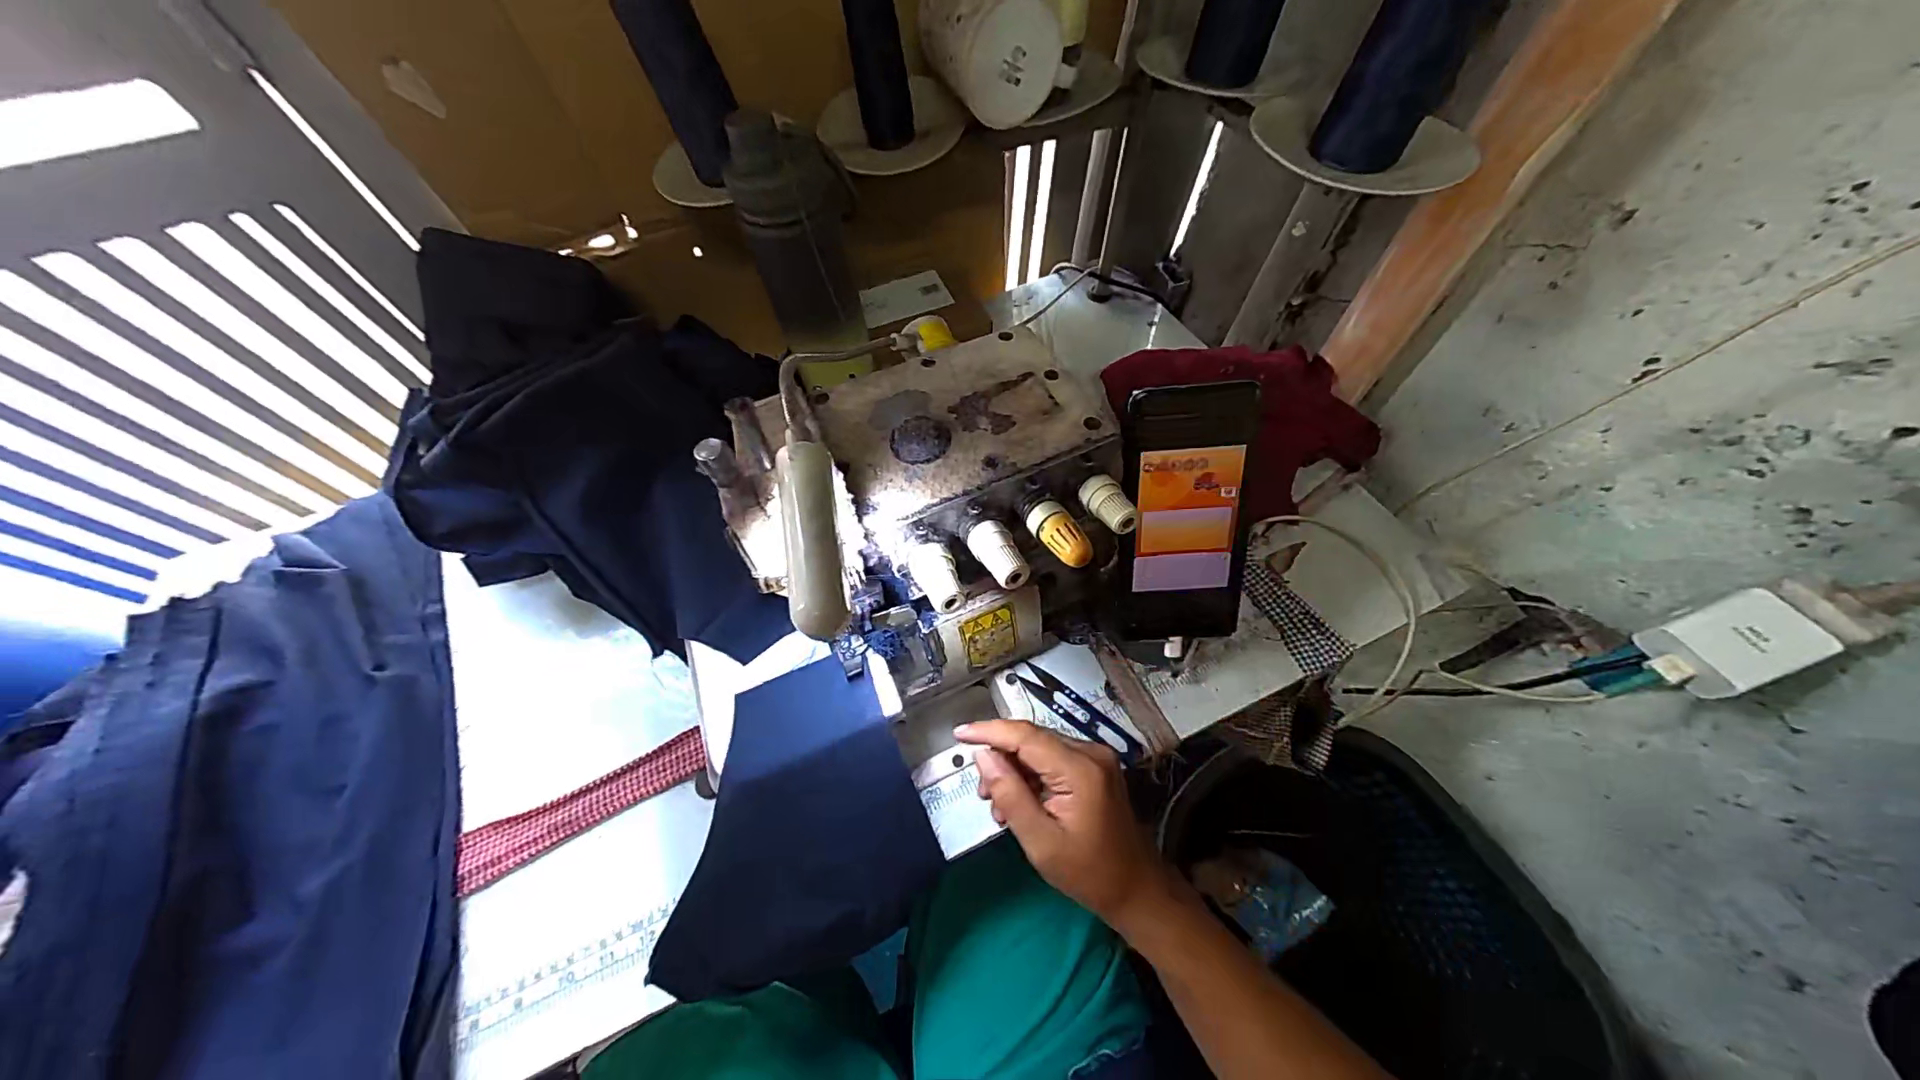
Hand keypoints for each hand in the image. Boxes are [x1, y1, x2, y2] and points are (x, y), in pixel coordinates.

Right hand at [953, 719, 1178, 927]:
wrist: (1136, 889)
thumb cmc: (1089, 873)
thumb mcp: (1040, 841)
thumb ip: (1010, 794)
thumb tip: (983, 757)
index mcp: (1080, 769)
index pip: (1026, 736)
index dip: (989, 732)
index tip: (959, 734)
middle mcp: (1090, 753)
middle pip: (1031, 740)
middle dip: (1000, 760)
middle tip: (984, 794)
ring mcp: (1095, 758)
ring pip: (1039, 748)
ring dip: (1014, 771)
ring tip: (1003, 807)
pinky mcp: (1094, 767)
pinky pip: (1052, 759)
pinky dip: (1031, 775)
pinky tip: (1022, 802)